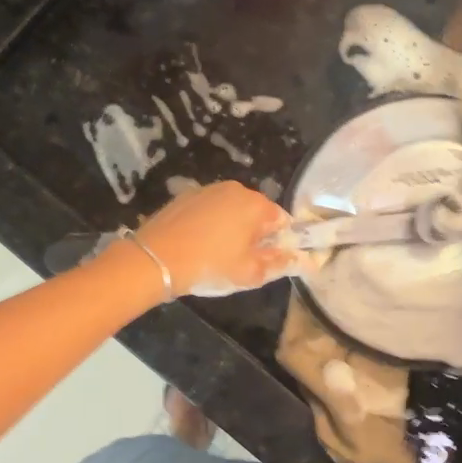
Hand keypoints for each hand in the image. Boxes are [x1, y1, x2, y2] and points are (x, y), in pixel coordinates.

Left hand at [134, 181, 295, 298]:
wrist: (155, 259)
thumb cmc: (210, 266)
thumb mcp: (250, 273)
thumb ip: (281, 263)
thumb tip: (307, 260)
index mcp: (256, 205)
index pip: (282, 221)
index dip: (278, 243)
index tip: (264, 262)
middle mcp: (235, 189)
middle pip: (256, 212)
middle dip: (254, 234)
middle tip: (239, 261)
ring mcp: (208, 190)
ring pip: (232, 210)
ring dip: (231, 228)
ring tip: (215, 254)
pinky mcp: (185, 196)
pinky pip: (209, 210)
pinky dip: (209, 224)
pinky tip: (197, 244)